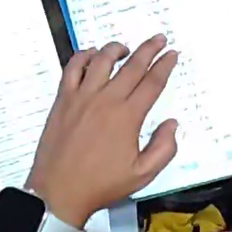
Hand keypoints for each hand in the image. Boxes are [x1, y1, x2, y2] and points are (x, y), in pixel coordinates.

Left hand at [25, 34, 179, 227]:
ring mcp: (82, 97)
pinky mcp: (63, 99)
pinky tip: (93, 55)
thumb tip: (172, 124)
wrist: (58, 192)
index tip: (172, 54)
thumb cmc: (101, 184)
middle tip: (159, 39)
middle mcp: (106, 100)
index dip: (165, 65)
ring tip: (126, 48)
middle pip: (132, 65)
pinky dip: (85, 56)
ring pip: (102, 59)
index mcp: (128, 117)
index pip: (152, 82)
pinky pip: (73, 67)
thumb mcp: (143, 174)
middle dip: (149, 49)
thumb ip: (164, 148)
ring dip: (117, 48)